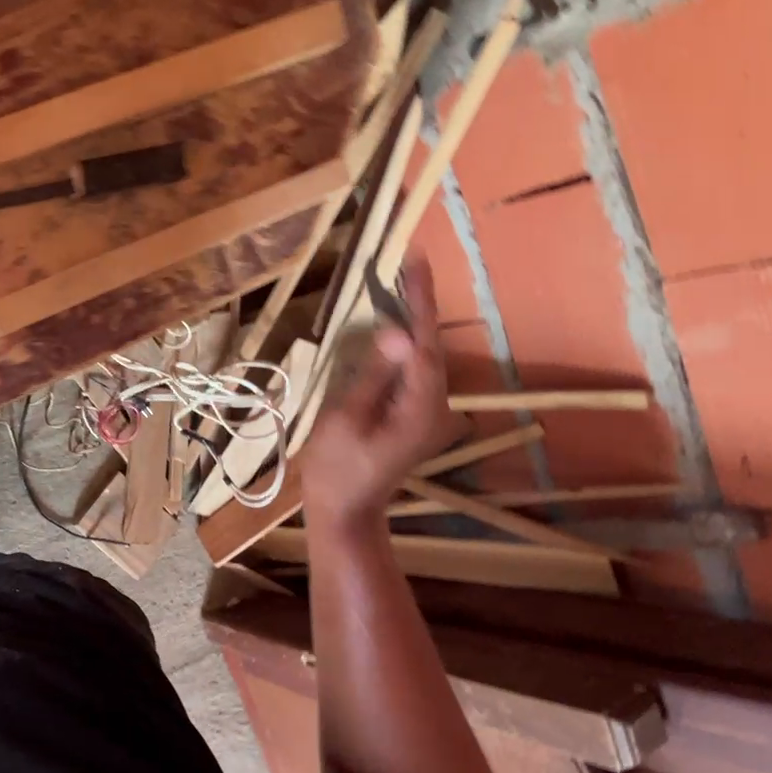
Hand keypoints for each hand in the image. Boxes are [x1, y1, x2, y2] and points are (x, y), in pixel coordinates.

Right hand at [300, 256, 447, 527]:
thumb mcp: (345, 419)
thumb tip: (395, 332)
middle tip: (408, 264)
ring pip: (423, 358)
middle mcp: (436, 407)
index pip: (424, 345)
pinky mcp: (416, 415)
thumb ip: (374, 374)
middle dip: (418, 305)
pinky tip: (393, 326)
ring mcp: (429, 412)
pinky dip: (404, 347)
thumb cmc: (335, 469)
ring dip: (411, 322)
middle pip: (430, 347)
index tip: (414, 264)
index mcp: (421, 408)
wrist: (344, 509)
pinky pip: (413, 373)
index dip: (419, 303)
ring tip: (399, 284)